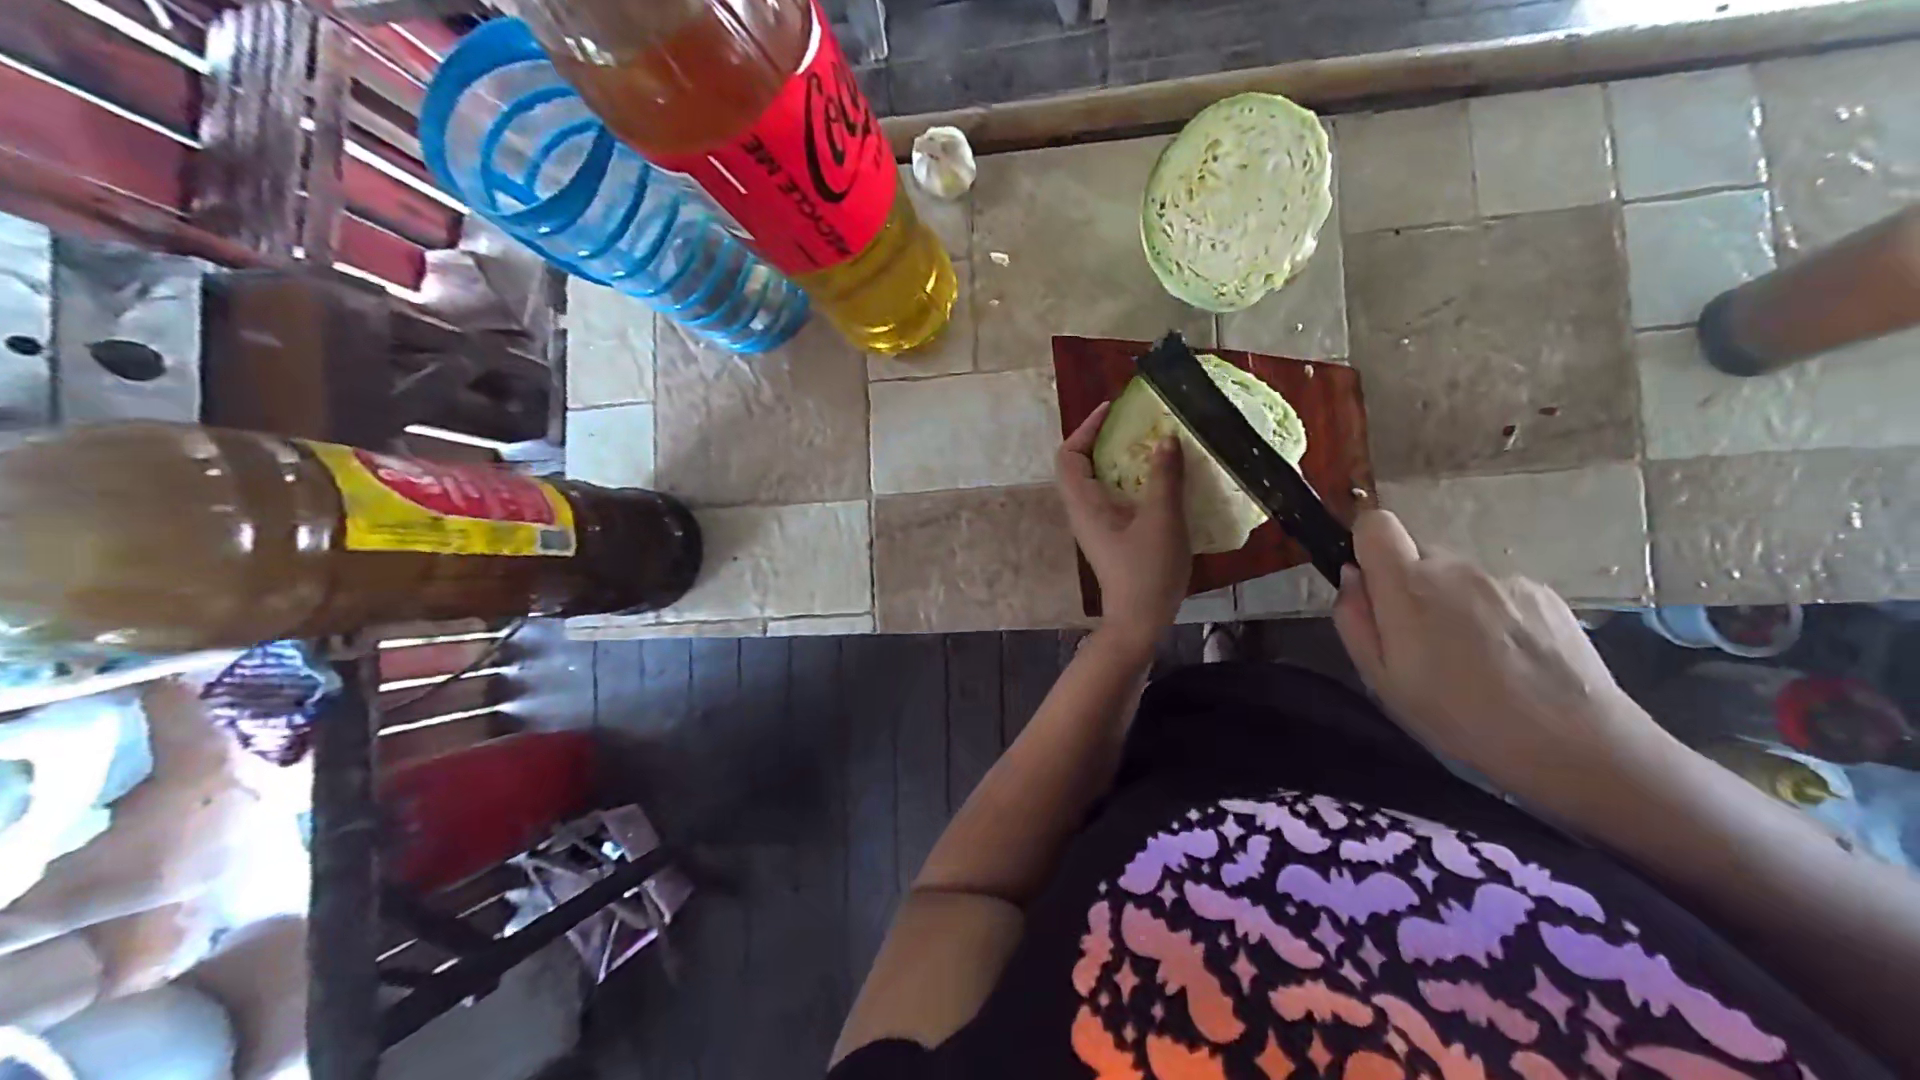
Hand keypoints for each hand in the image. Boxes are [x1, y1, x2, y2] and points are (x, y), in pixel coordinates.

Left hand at [1055, 402, 1189, 646]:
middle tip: (1137, 424)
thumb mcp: (1162, 520)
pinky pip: (1114, 497)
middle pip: (1081, 465)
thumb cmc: (1147, 571)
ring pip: (1099, 481)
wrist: (1140, 621)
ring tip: (1152, 445)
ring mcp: (1097, 525)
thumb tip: (1166, 439)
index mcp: (1084, 504)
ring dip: (1121, 460)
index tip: (1112, 411)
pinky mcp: (1112, 536)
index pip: (1068, 456)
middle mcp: (1084, 511)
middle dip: (1105, 439)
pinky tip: (1160, 480)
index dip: (1085, 429)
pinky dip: (1131, 481)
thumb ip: (1164, 477)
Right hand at [1331, 509, 1671, 813]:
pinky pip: (1498, 593)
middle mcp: (1456, 568)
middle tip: (1422, 643)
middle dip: (1411, 587)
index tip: (1373, 585)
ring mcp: (1504, 579)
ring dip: (1454, 605)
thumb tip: (1352, 577)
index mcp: (1408, 585)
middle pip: (1418, 556)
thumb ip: (1354, 619)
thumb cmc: (1458, 716)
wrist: (1574, 743)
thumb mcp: (1380, 679)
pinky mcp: (1544, 594)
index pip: (1376, 525)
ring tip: (1473, 660)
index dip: (1368, 547)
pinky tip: (1511, 661)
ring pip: (1459, 579)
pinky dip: (1494, 617)